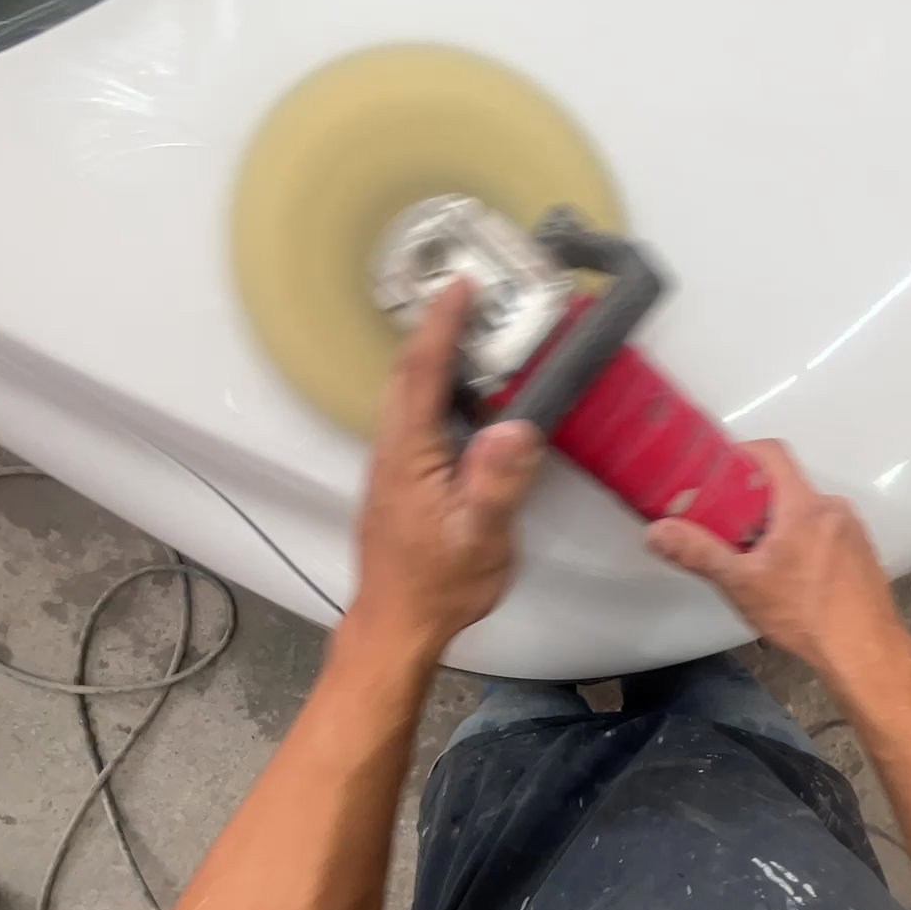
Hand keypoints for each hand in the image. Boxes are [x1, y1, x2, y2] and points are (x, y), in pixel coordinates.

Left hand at [351, 281, 544, 656]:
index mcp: (409, 454)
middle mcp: (393, 450)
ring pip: (409, 397)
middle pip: (407, 376)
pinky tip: (469, 402)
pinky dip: (439, 392)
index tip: (460, 284)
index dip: (441, 326)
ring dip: (434, 359)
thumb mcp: (479, 539)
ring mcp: (394, 467)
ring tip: (474, 337)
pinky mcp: (402, 482)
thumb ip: (496, 483)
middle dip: (434, 330)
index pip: (421, 374)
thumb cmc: (440, 584)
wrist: (397, 625)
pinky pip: (418, 420)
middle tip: (471, 300)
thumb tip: (518, 425)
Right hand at [645, 440, 910, 683]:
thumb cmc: (805, 614)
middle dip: (754, 501)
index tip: (718, 472)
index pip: (772, 452)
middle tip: (727, 526)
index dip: (743, 453)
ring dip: (780, 524)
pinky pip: (825, 532)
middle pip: (786, 486)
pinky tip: (791, 577)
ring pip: (805, 511)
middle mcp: (832, 508)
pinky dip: (803, 541)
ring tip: (756, 558)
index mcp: (803, 505)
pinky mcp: (863, 552)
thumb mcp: (742, 584)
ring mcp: (853, 529)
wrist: (866, 653)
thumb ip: (698, 553)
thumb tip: (657, 531)